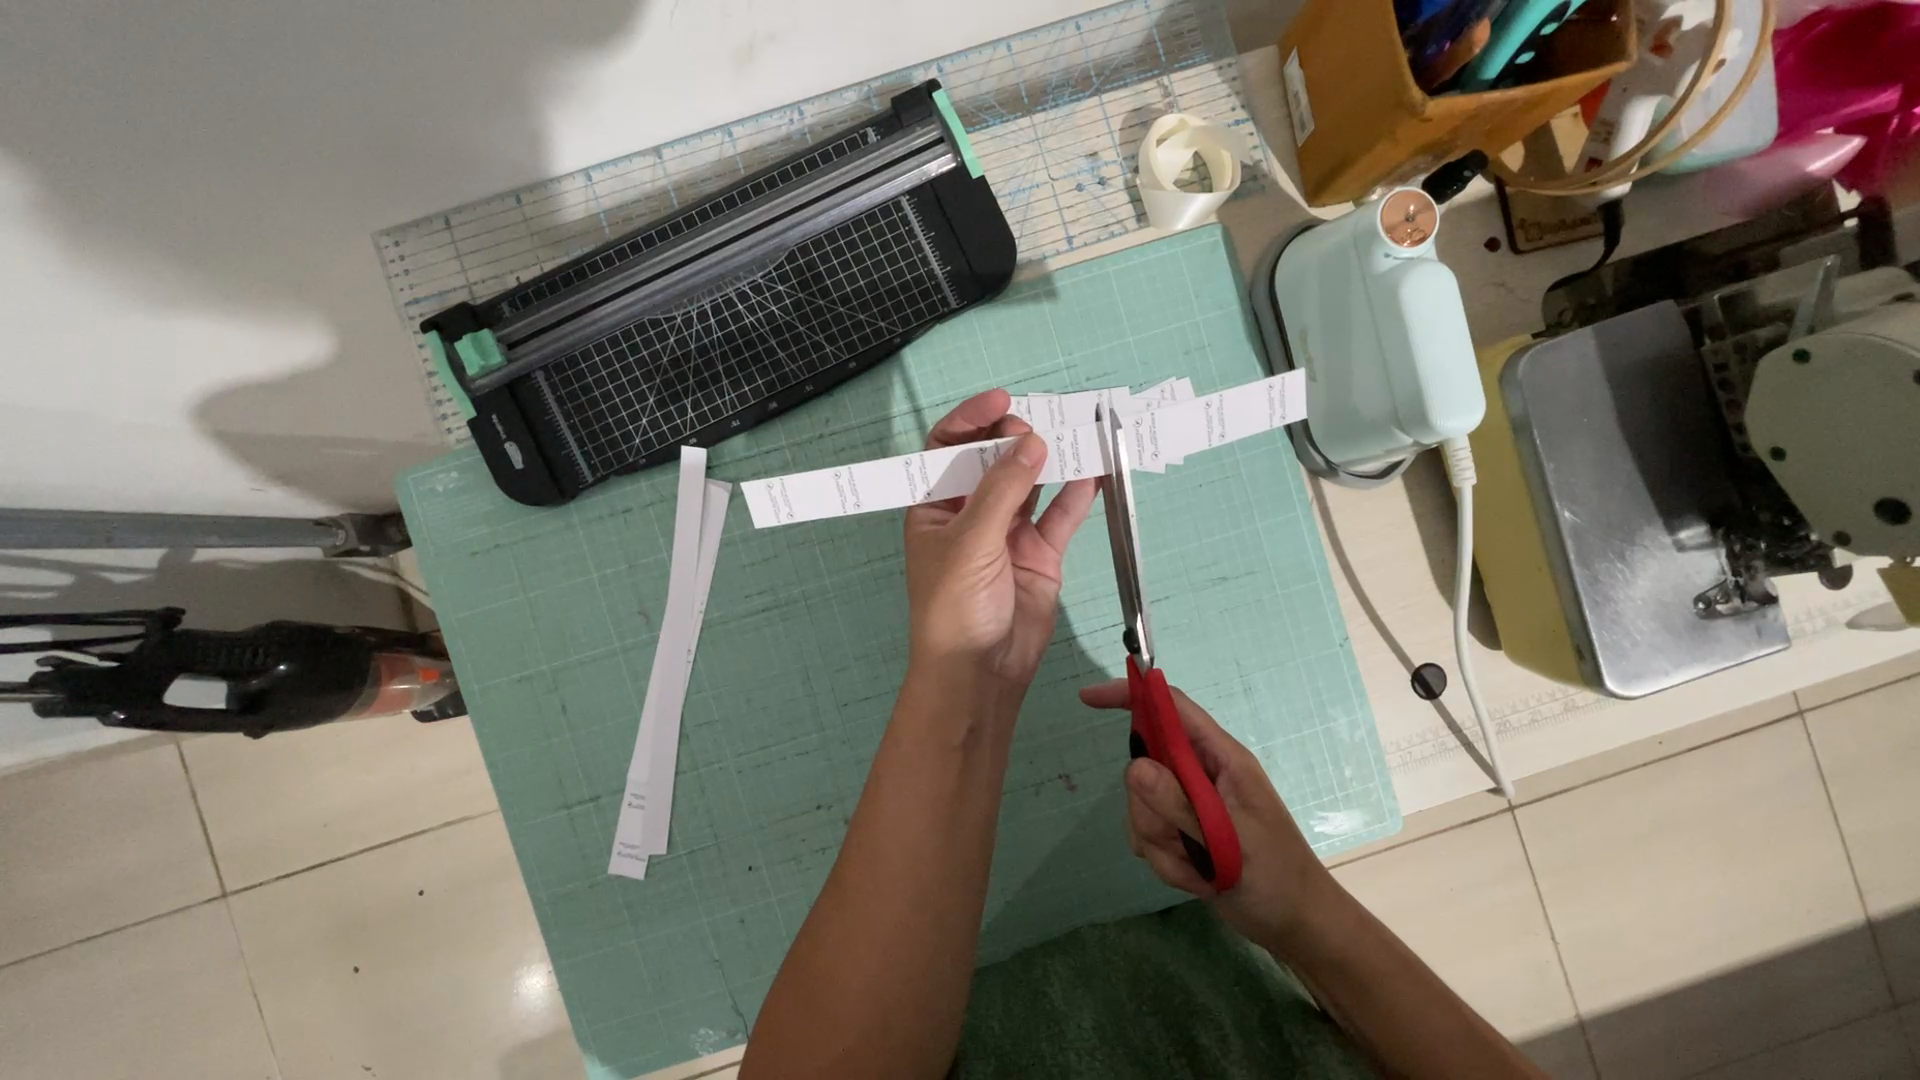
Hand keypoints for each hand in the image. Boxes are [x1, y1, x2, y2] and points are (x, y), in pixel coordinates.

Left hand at [904, 389, 1097, 690]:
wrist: (979, 673)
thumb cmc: (952, 608)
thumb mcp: (969, 542)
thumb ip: (1002, 490)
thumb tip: (1030, 441)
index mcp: (936, 505)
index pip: (948, 448)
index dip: (971, 420)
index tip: (1001, 401)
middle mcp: (971, 513)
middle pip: (994, 460)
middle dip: (1014, 437)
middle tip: (1035, 428)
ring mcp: (1008, 533)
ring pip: (1032, 484)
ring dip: (1051, 460)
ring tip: (1074, 434)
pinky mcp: (1041, 554)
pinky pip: (1062, 515)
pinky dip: (1079, 494)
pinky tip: (1095, 472)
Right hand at [1080, 679, 1336, 953]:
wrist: (1296, 926)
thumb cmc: (1276, 876)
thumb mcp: (1230, 841)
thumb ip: (1180, 804)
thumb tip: (1134, 767)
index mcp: (1221, 758)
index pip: (1170, 708)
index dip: (1132, 695)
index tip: (1089, 699)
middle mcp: (1201, 773)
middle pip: (1144, 764)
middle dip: (1150, 808)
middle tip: (1180, 840)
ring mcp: (1189, 803)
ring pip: (1140, 805)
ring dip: (1160, 843)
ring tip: (1198, 868)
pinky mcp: (1180, 830)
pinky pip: (1145, 834)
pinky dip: (1163, 860)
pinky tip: (1194, 878)